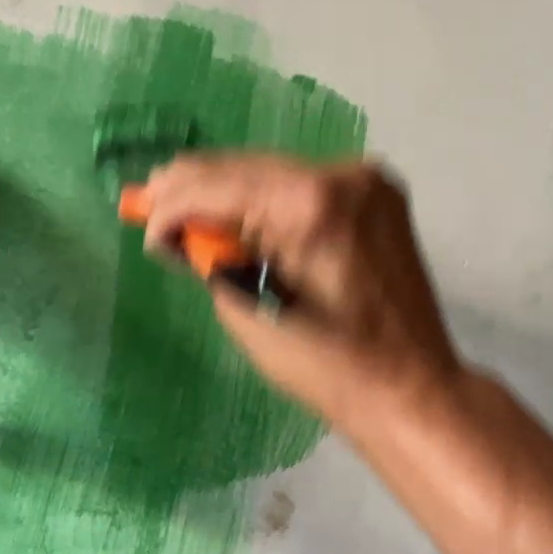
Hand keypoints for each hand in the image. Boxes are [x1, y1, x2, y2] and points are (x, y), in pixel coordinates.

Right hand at [141, 154, 462, 432]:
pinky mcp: (376, 197)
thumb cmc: (324, 366)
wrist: (409, 385)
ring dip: (226, 189)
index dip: (173, 206)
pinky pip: (303, 187)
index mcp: (310, 205)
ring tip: (179, 199)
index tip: (143, 230)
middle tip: (147, 195)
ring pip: (274, 173)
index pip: (220, 187)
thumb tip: (179, 238)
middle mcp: (341, 174)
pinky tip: (234, 209)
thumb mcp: (250, 315)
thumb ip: (212, 262)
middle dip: (193, 184)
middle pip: (246, 168)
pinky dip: (264, 199)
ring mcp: (366, 180)